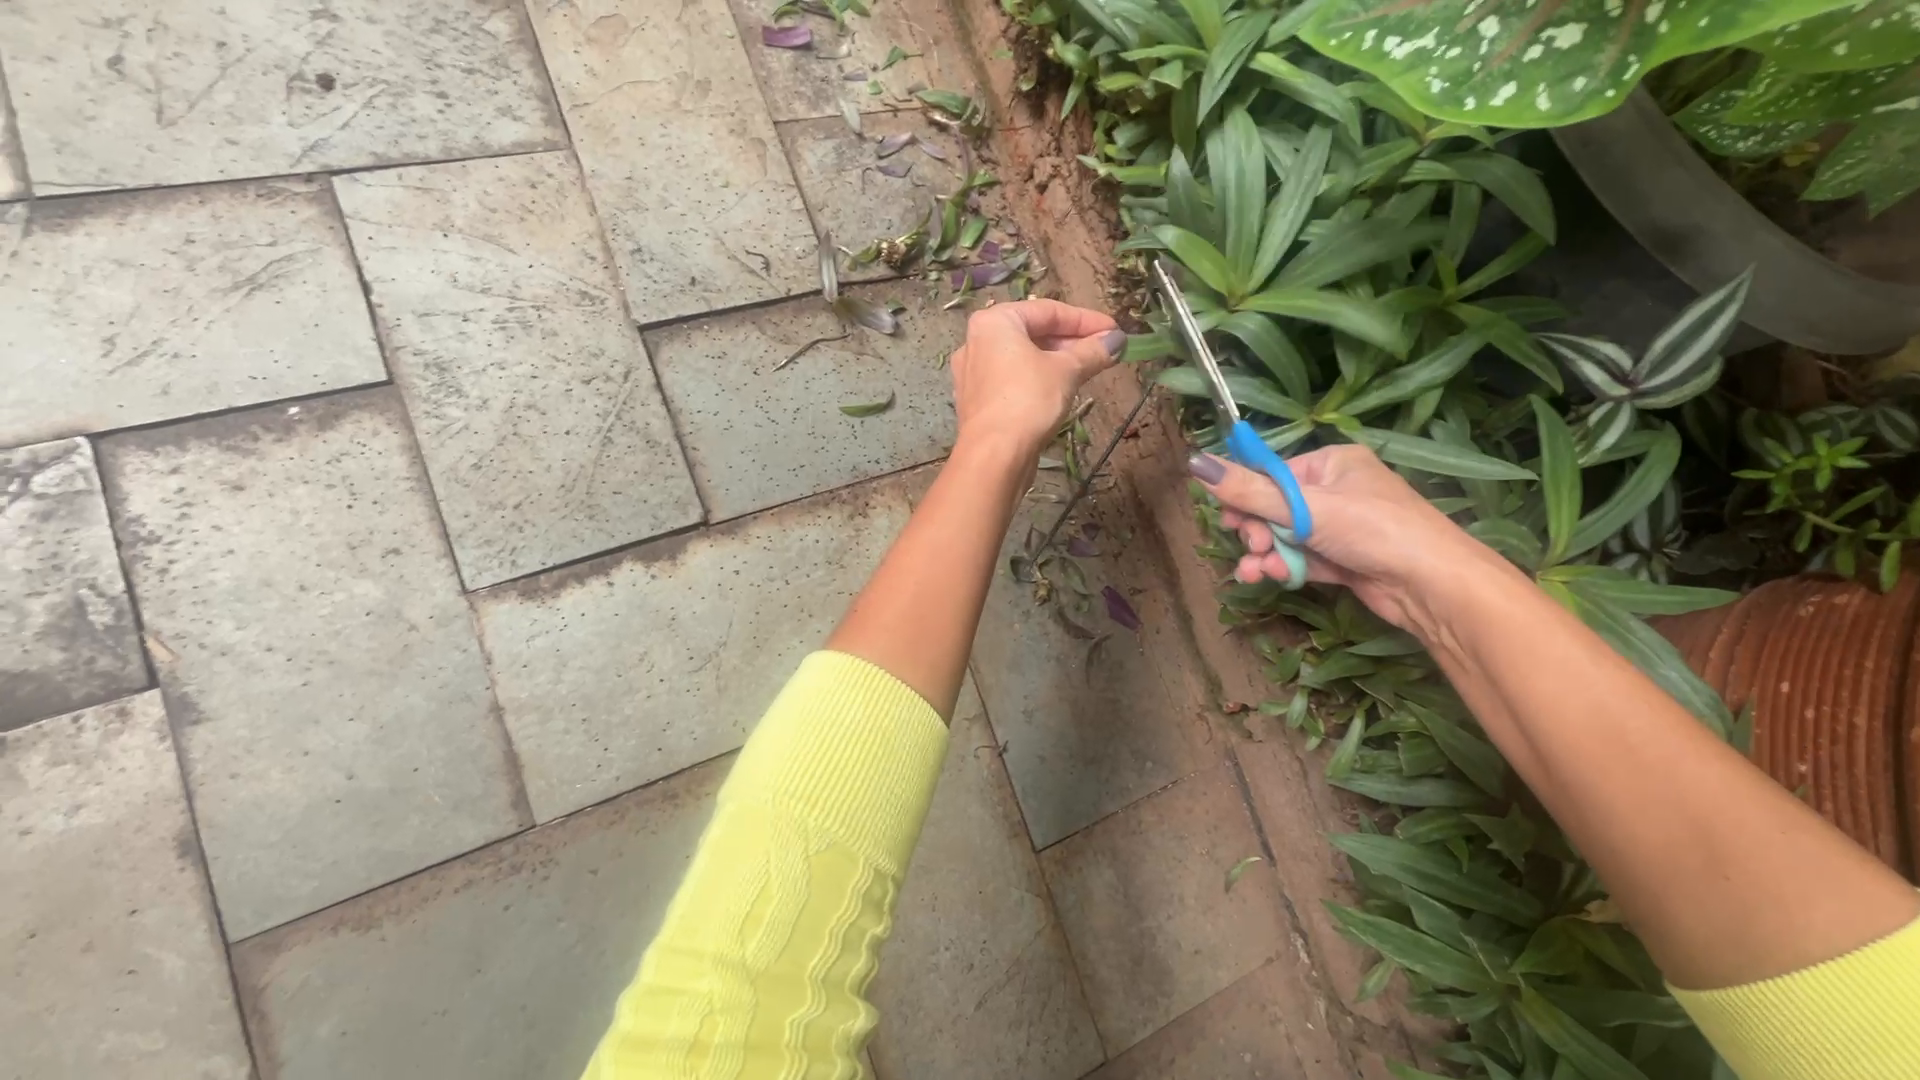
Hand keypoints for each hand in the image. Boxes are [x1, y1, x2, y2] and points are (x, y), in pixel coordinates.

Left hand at [948, 299, 1125, 456]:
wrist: (993, 456)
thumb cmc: (1028, 401)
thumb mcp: (1067, 371)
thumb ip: (1093, 352)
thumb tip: (1117, 341)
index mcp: (994, 322)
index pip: (1048, 311)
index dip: (1086, 320)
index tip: (1114, 331)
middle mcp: (977, 341)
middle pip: (1033, 333)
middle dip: (1072, 341)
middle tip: (1105, 351)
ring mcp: (973, 373)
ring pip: (1023, 358)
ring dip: (1058, 361)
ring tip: (1089, 369)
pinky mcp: (977, 400)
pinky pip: (1013, 379)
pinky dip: (1038, 379)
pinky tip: (1061, 390)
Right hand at [1189, 445, 1519, 639]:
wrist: (1432, 586)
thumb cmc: (1372, 530)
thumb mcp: (1305, 507)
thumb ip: (1248, 490)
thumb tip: (1195, 462)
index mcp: (1331, 463)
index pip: (1272, 474)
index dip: (1245, 496)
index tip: (1228, 519)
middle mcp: (1336, 490)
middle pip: (1274, 507)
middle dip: (1257, 530)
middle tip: (1253, 545)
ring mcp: (1341, 527)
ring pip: (1285, 537)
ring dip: (1265, 554)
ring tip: (1256, 571)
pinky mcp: (1343, 560)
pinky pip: (1301, 558)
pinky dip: (1284, 567)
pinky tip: (1270, 577)